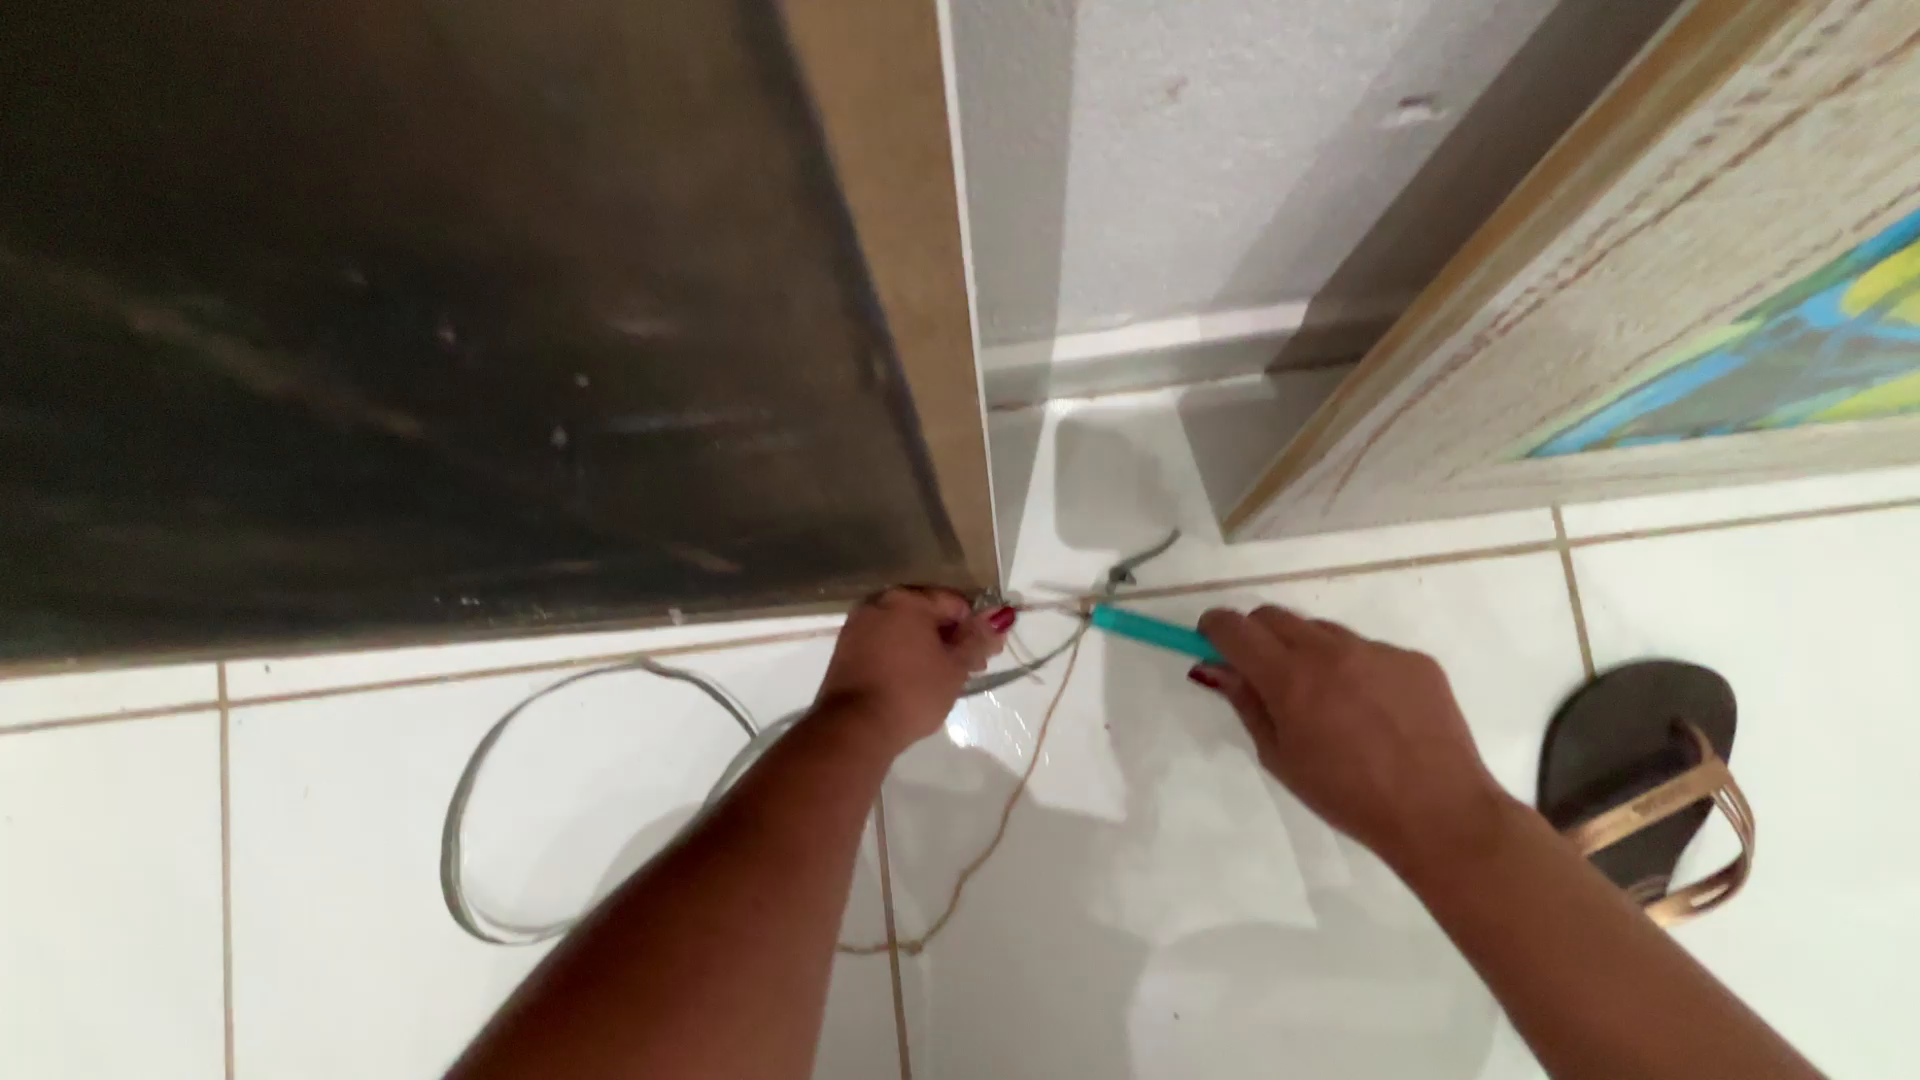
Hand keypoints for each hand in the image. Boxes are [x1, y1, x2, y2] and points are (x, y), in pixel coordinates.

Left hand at [813, 588, 1014, 755]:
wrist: (855, 728)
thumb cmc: (913, 693)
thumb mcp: (955, 667)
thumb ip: (978, 638)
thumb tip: (1000, 616)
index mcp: (907, 600)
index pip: (954, 602)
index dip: (975, 628)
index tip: (983, 657)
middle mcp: (878, 603)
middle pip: (927, 614)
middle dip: (951, 638)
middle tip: (968, 670)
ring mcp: (857, 626)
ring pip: (904, 629)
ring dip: (926, 647)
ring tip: (941, 679)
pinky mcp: (845, 649)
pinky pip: (883, 643)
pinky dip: (902, 655)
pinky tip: (912, 680)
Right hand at [1191, 605, 1514, 870]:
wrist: (1440, 814)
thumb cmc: (1347, 796)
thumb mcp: (1280, 757)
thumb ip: (1245, 703)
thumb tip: (1215, 668)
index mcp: (1289, 678)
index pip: (1234, 628)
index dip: (1214, 627)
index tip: (1210, 640)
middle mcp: (1330, 651)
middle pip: (1273, 616)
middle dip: (1256, 635)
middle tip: (1262, 671)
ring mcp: (1376, 650)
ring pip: (1321, 631)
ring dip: (1306, 650)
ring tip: (1326, 698)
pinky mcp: (1413, 658)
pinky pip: (1367, 649)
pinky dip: (1354, 667)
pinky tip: (1370, 708)